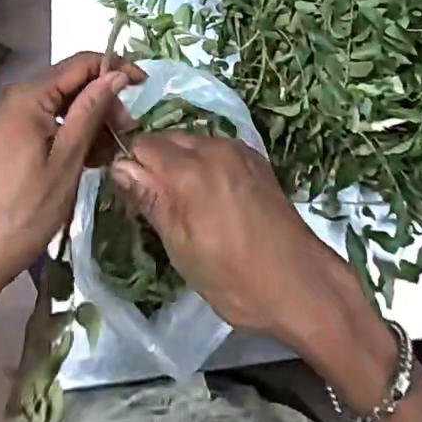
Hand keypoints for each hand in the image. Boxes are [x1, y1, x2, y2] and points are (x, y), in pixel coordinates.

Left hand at [0, 52, 146, 293]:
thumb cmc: (22, 213)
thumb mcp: (65, 161)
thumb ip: (91, 111)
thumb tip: (116, 75)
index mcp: (27, 97)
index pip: (80, 63)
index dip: (115, 67)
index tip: (143, 85)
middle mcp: (12, 99)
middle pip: (68, 83)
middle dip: (102, 101)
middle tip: (126, 133)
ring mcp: (3, 119)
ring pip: (57, 105)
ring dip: (87, 121)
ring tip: (108, 152)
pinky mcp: (1, 139)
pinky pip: (42, 122)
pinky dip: (67, 133)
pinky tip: (84, 158)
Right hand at [110, 134, 421, 415]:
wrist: (302, 283)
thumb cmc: (235, 278)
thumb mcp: (181, 248)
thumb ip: (150, 200)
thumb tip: (119, 167)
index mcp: (189, 169)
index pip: (142, 144)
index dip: (129, 166)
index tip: (129, 195)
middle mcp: (213, 147)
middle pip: (166, 138)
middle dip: (153, 162)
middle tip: (153, 203)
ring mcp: (238, 150)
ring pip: (191, 141)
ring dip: (179, 162)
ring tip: (183, 203)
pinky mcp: (255, 158)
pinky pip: (216, 148)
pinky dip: (204, 163)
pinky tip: (211, 197)